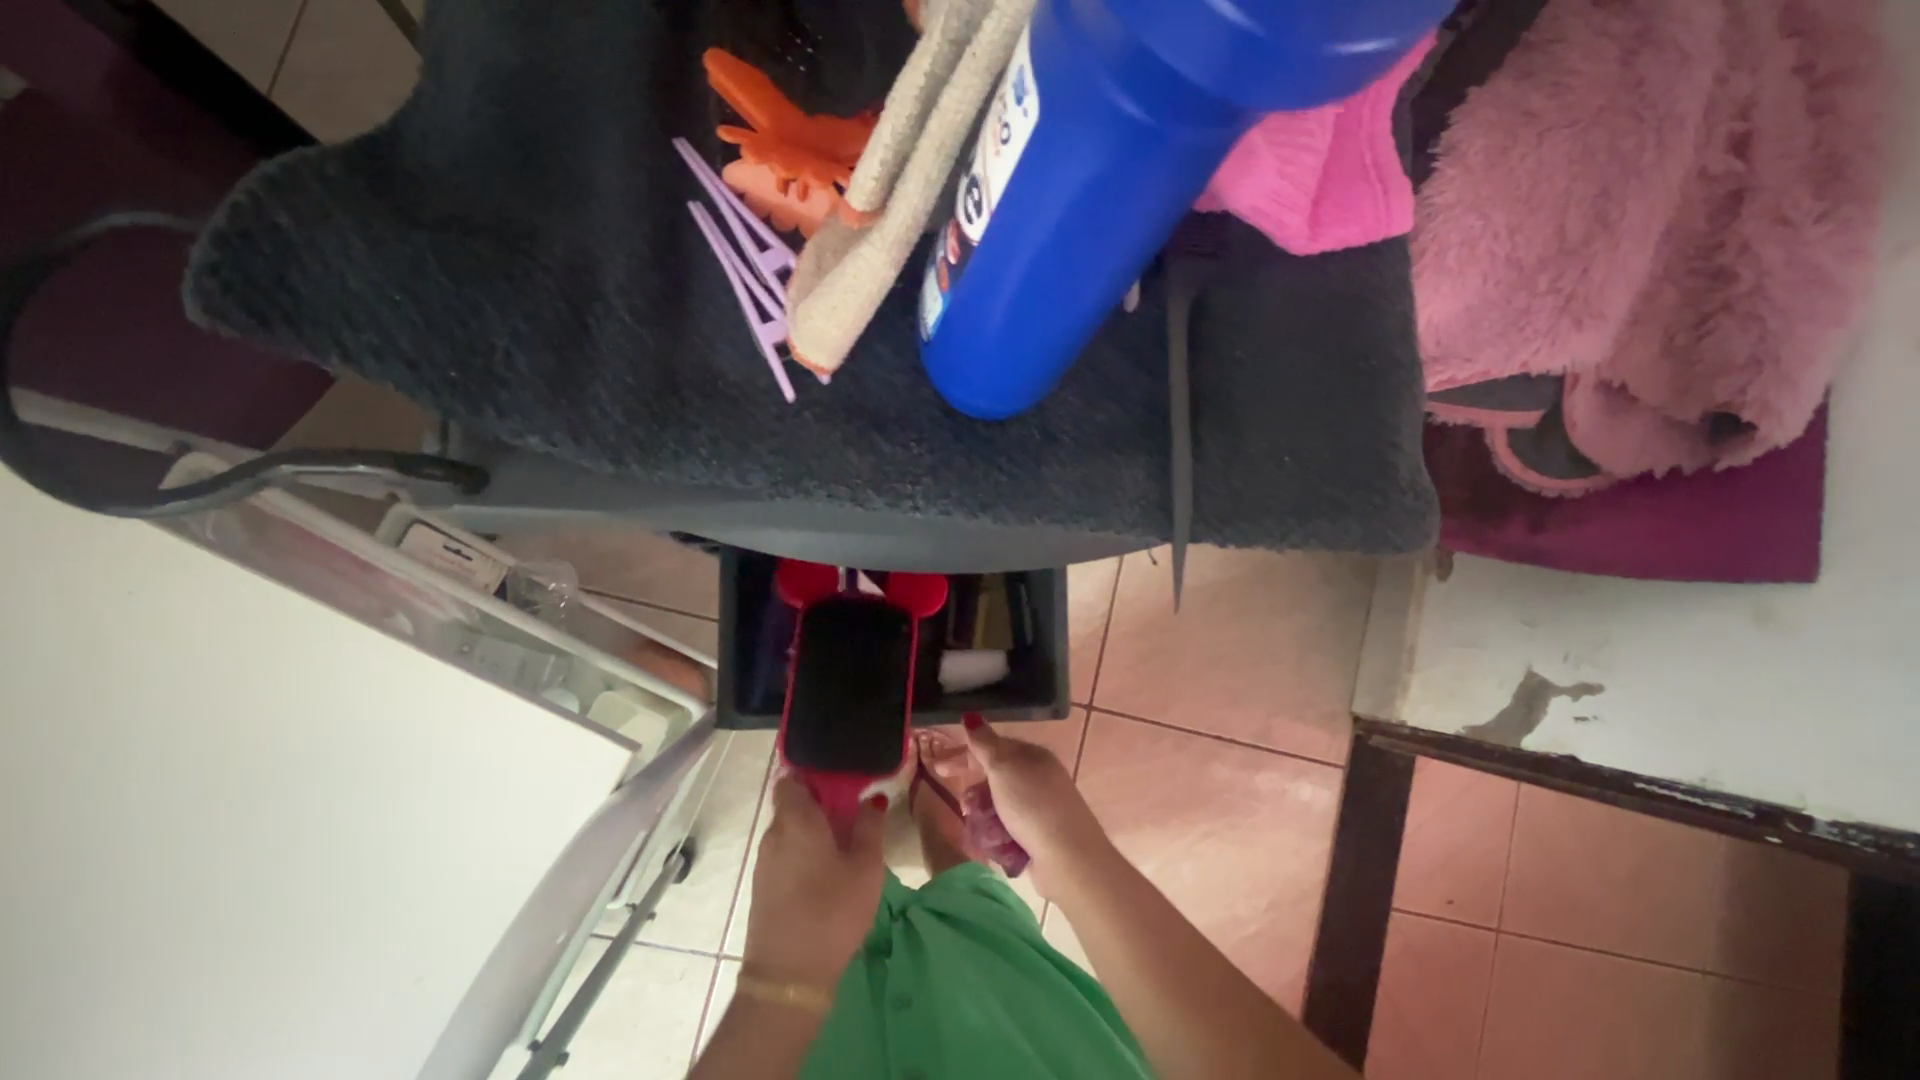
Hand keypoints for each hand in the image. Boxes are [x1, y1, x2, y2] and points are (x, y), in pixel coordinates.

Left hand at [742, 777, 887, 988]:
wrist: (789, 974)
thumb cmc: (832, 911)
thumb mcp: (865, 868)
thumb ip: (869, 827)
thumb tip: (872, 798)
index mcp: (796, 819)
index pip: (791, 779)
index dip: (812, 776)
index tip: (838, 782)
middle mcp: (774, 833)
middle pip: (790, 805)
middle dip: (817, 805)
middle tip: (850, 813)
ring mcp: (764, 862)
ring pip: (787, 832)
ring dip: (810, 832)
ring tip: (843, 844)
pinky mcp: (762, 887)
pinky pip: (783, 855)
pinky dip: (802, 854)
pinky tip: (825, 872)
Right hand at [962, 718, 1115, 898]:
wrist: (1067, 856)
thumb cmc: (1032, 805)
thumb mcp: (1004, 768)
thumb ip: (984, 743)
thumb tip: (971, 715)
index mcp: (1032, 756)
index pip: (992, 747)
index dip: (964, 755)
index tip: (938, 769)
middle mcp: (1037, 778)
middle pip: (994, 779)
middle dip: (974, 792)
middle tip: (964, 806)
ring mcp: (1038, 808)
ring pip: (997, 806)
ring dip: (983, 816)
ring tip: (979, 828)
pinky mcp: (1037, 836)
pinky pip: (1006, 829)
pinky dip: (995, 834)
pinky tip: (990, 843)